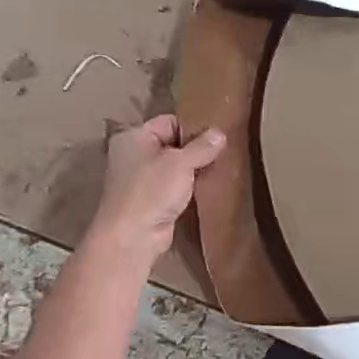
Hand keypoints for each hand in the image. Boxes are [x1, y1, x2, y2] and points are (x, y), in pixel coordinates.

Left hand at [84, 115, 225, 267]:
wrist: (133, 237)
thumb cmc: (152, 191)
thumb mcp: (181, 163)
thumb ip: (202, 147)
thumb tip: (220, 133)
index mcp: (134, 137)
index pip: (169, 121)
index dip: (193, 126)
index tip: (218, 133)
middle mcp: (134, 155)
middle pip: (172, 144)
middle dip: (196, 149)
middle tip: (225, 151)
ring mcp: (141, 179)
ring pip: (175, 167)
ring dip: (194, 170)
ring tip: (221, 168)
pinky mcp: (151, 200)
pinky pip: (174, 186)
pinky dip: (189, 186)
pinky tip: (208, 187)